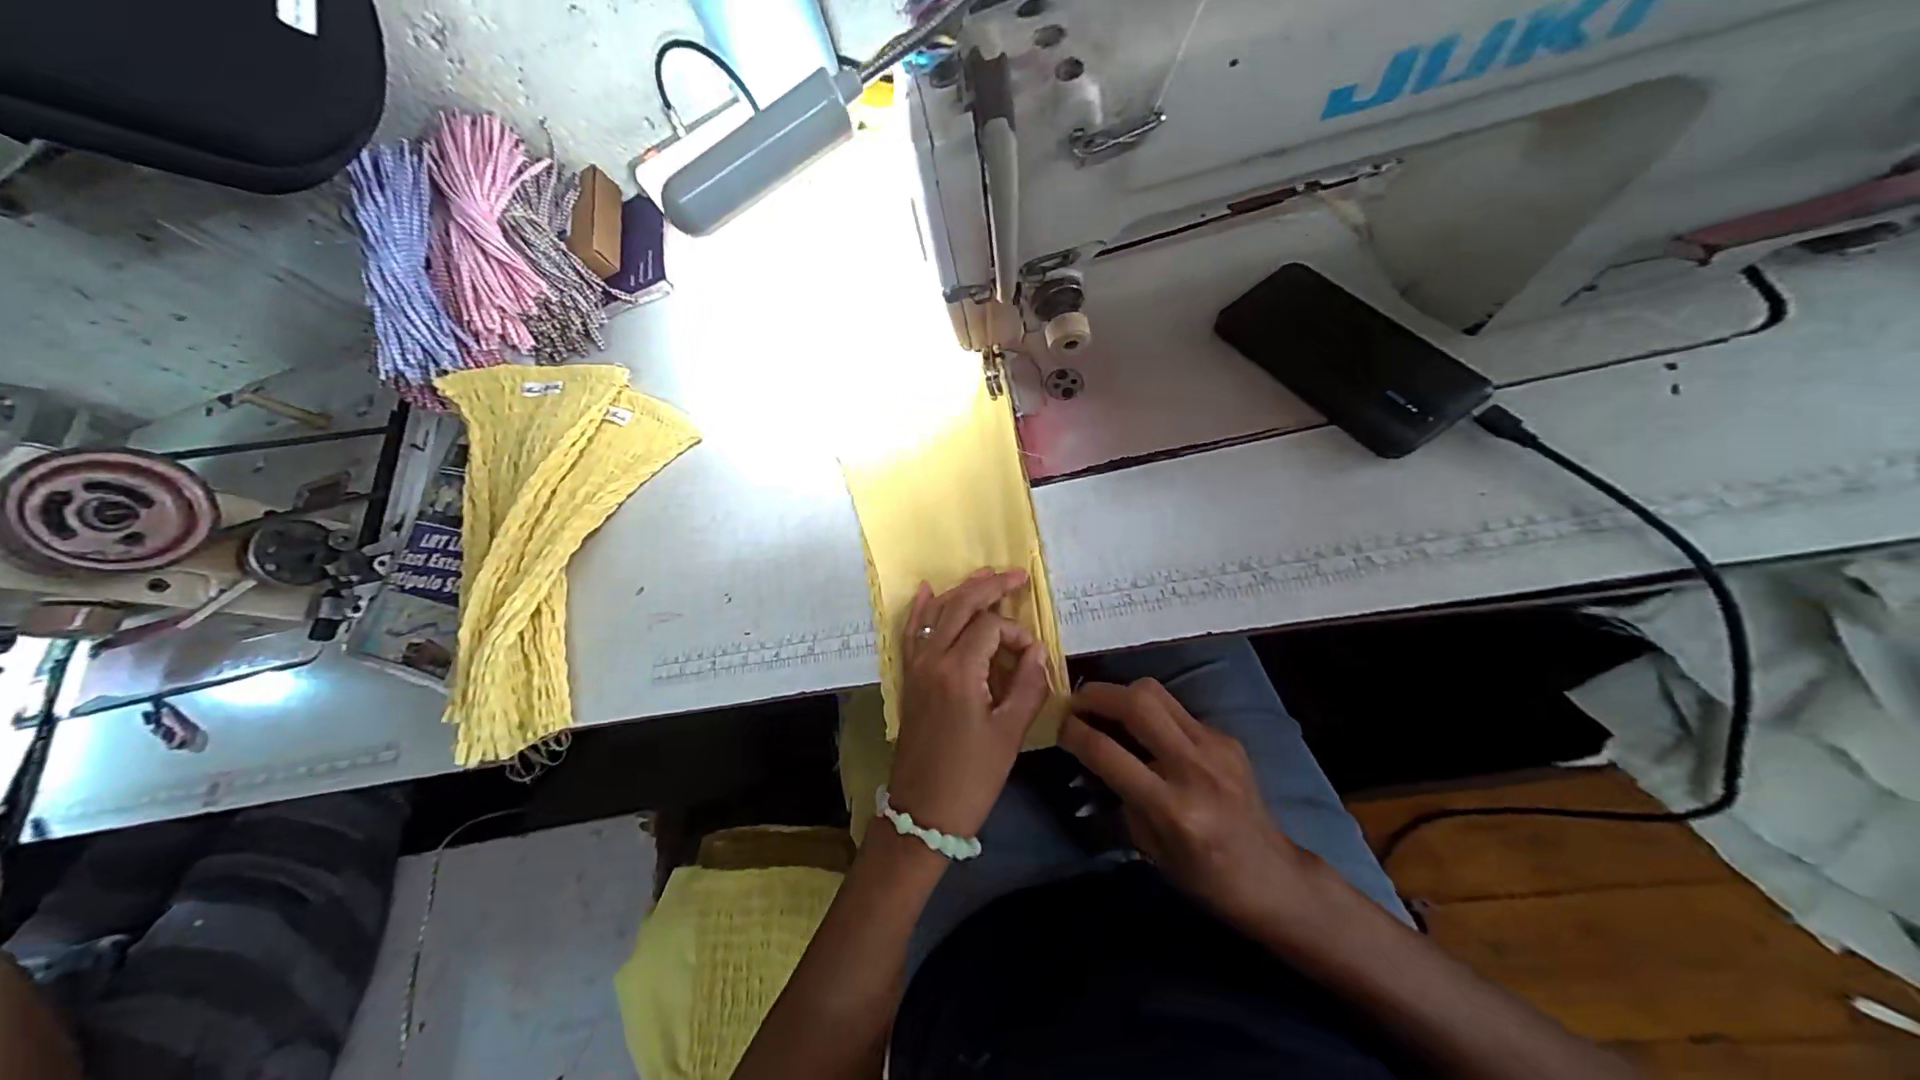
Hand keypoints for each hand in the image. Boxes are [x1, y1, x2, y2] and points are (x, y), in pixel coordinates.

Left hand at [887, 569, 1051, 837]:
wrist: (923, 812)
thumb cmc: (972, 776)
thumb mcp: (1010, 733)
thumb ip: (1029, 685)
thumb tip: (1037, 651)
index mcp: (958, 671)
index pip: (990, 628)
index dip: (1016, 633)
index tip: (1033, 658)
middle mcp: (932, 660)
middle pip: (960, 606)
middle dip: (989, 586)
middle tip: (1017, 575)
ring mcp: (915, 668)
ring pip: (936, 614)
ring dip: (962, 592)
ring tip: (986, 576)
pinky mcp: (909, 679)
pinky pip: (912, 633)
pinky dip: (921, 610)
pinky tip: (926, 590)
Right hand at [1060, 679, 1316, 924]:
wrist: (1273, 876)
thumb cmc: (1205, 876)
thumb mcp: (1149, 848)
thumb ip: (1122, 797)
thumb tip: (1097, 757)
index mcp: (1171, 806)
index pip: (1107, 752)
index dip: (1073, 732)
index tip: (1057, 724)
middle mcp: (1193, 767)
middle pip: (1136, 703)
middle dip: (1096, 694)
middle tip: (1075, 702)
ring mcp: (1215, 747)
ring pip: (1157, 693)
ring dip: (1122, 693)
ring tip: (1104, 706)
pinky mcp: (1227, 737)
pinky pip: (1178, 710)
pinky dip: (1152, 713)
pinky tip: (1147, 731)